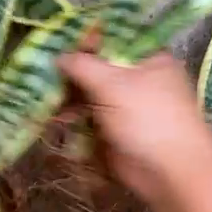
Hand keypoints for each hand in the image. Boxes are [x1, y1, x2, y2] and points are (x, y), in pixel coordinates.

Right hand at [57, 51, 211, 200]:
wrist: (170, 171)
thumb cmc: (148, 118)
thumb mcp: (113, 83)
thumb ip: (82, 65)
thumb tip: (58, 56)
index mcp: (148, 59)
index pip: (113, 39)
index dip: (84, 39)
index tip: (56, 42)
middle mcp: (137, 79)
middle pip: (97, 67)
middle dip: (69, 71)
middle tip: (40, 70)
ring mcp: (125, 105)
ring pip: (89, 93)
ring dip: (67, 95)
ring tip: (42, 97)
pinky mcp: (114, 129)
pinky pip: (87, 116)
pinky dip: (71, 116)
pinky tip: (54, 118)